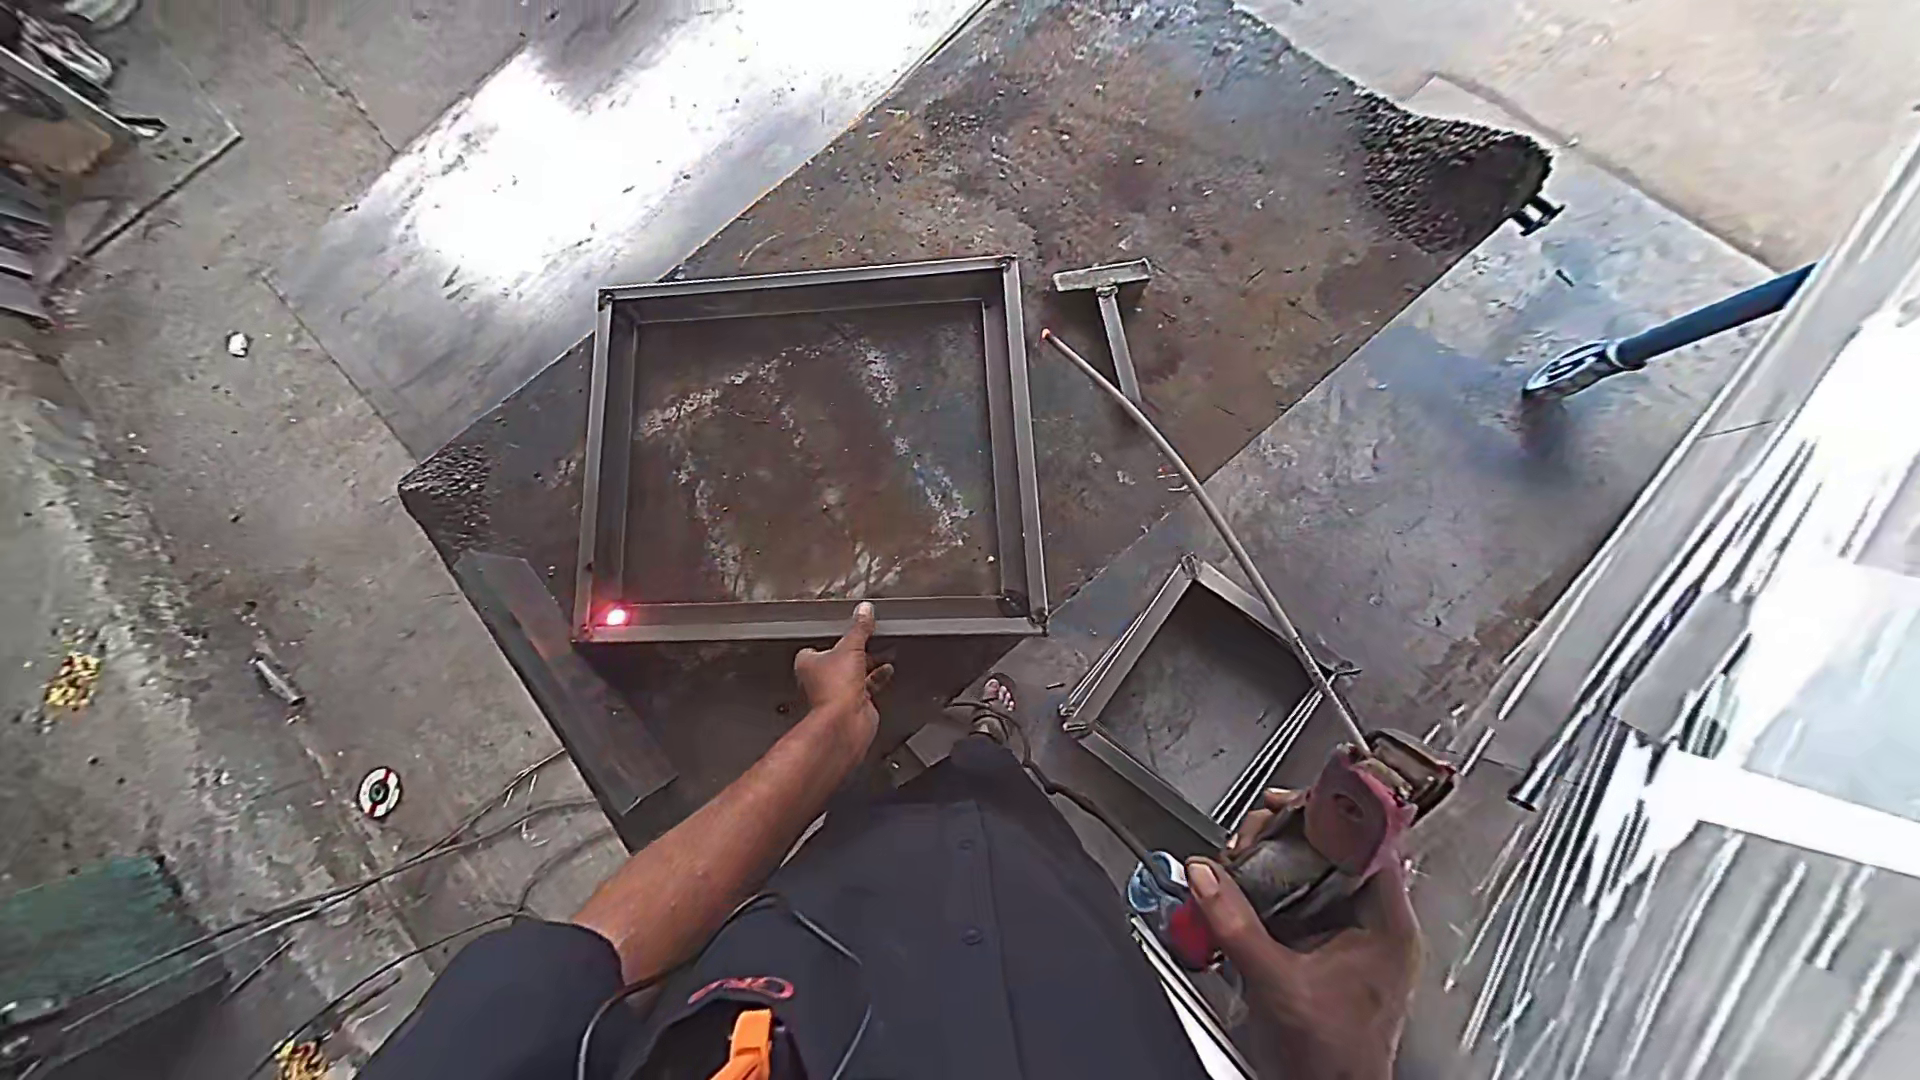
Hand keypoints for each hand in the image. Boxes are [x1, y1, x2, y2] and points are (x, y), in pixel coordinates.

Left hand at [793, 601, 892, 751]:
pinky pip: (868, 685)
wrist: (845, 722)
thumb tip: (864, 610)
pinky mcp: (855, 702)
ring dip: (869, 663)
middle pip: (840, 659)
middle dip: (855, 651)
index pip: (817, 646)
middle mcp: (821, 679)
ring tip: (883, 651)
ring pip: (855, 672)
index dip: (833, 638)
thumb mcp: (850, 647)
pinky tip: (887, 669)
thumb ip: (859, 628)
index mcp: (809, 664)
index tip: (847, 629)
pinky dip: (878, 677)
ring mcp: (838, 692)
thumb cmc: (834, 690)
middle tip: (869, 638)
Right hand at [1186, 790, 1420, 1079]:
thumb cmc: (1331, 1056)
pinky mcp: (1312, 924)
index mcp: (1382, 923)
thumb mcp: (1280, 985)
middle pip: (1327, 839)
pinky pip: (1286, 877)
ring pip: (1304, 855)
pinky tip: (1237, 875)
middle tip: (1247, 837)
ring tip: (1237, 855)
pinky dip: (1258, 869)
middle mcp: (1364, 913)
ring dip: (1265, 847)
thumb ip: (1237, 926)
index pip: (1368, 842)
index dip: (1329, 812)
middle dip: (1281, 829)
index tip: (1290, 800)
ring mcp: (1338, 918)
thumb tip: (1203, 874)